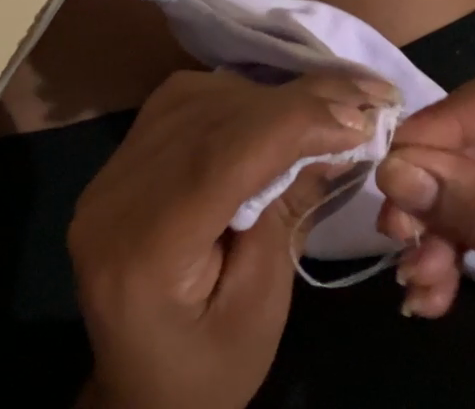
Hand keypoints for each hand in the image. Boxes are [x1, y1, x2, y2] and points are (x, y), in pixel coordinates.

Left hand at [68, 69, 392, 408]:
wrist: (143, 389)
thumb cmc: (208, 368)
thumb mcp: (262, 308)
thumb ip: (289, 214)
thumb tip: (342, 133)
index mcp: (142, 250)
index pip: (221, 157)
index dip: (295, 122)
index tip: (364, 116)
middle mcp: (112, 196)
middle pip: (208, 119)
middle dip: (294, 101)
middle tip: (366, 97)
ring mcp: (108, 174)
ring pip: (195, 98)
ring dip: (268, 95)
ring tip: (330, 105)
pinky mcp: (119, 163)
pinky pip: (180, 104)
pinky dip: (237, 97)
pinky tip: (277, 109)